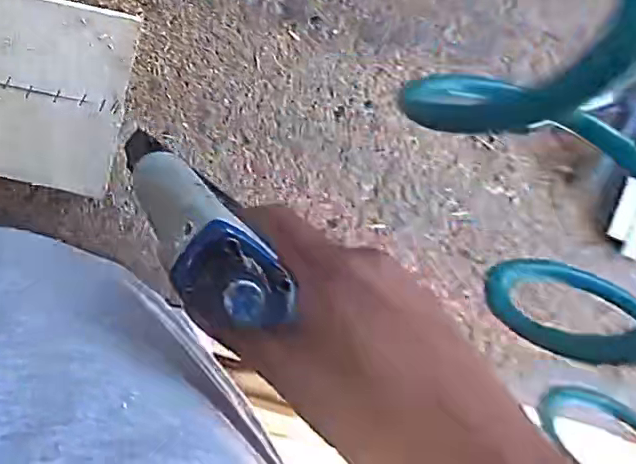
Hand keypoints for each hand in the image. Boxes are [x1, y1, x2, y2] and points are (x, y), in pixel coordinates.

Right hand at [222, 208, 567, 463]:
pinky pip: (374, 293)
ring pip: (339, 272)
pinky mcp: (433, 310)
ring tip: (314, 345)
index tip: (222, 256)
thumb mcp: (293, 377)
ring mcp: (406, 284)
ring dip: (316, 294)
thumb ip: (242, 331)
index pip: (269, 216)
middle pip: (303, 246)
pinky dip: (353, 310)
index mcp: (330, 268)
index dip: (237, 226)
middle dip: (275, 271)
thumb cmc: (380, 420)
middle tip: (263, 312)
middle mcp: (368, 261)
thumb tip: (202, 303)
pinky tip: (359, 360)